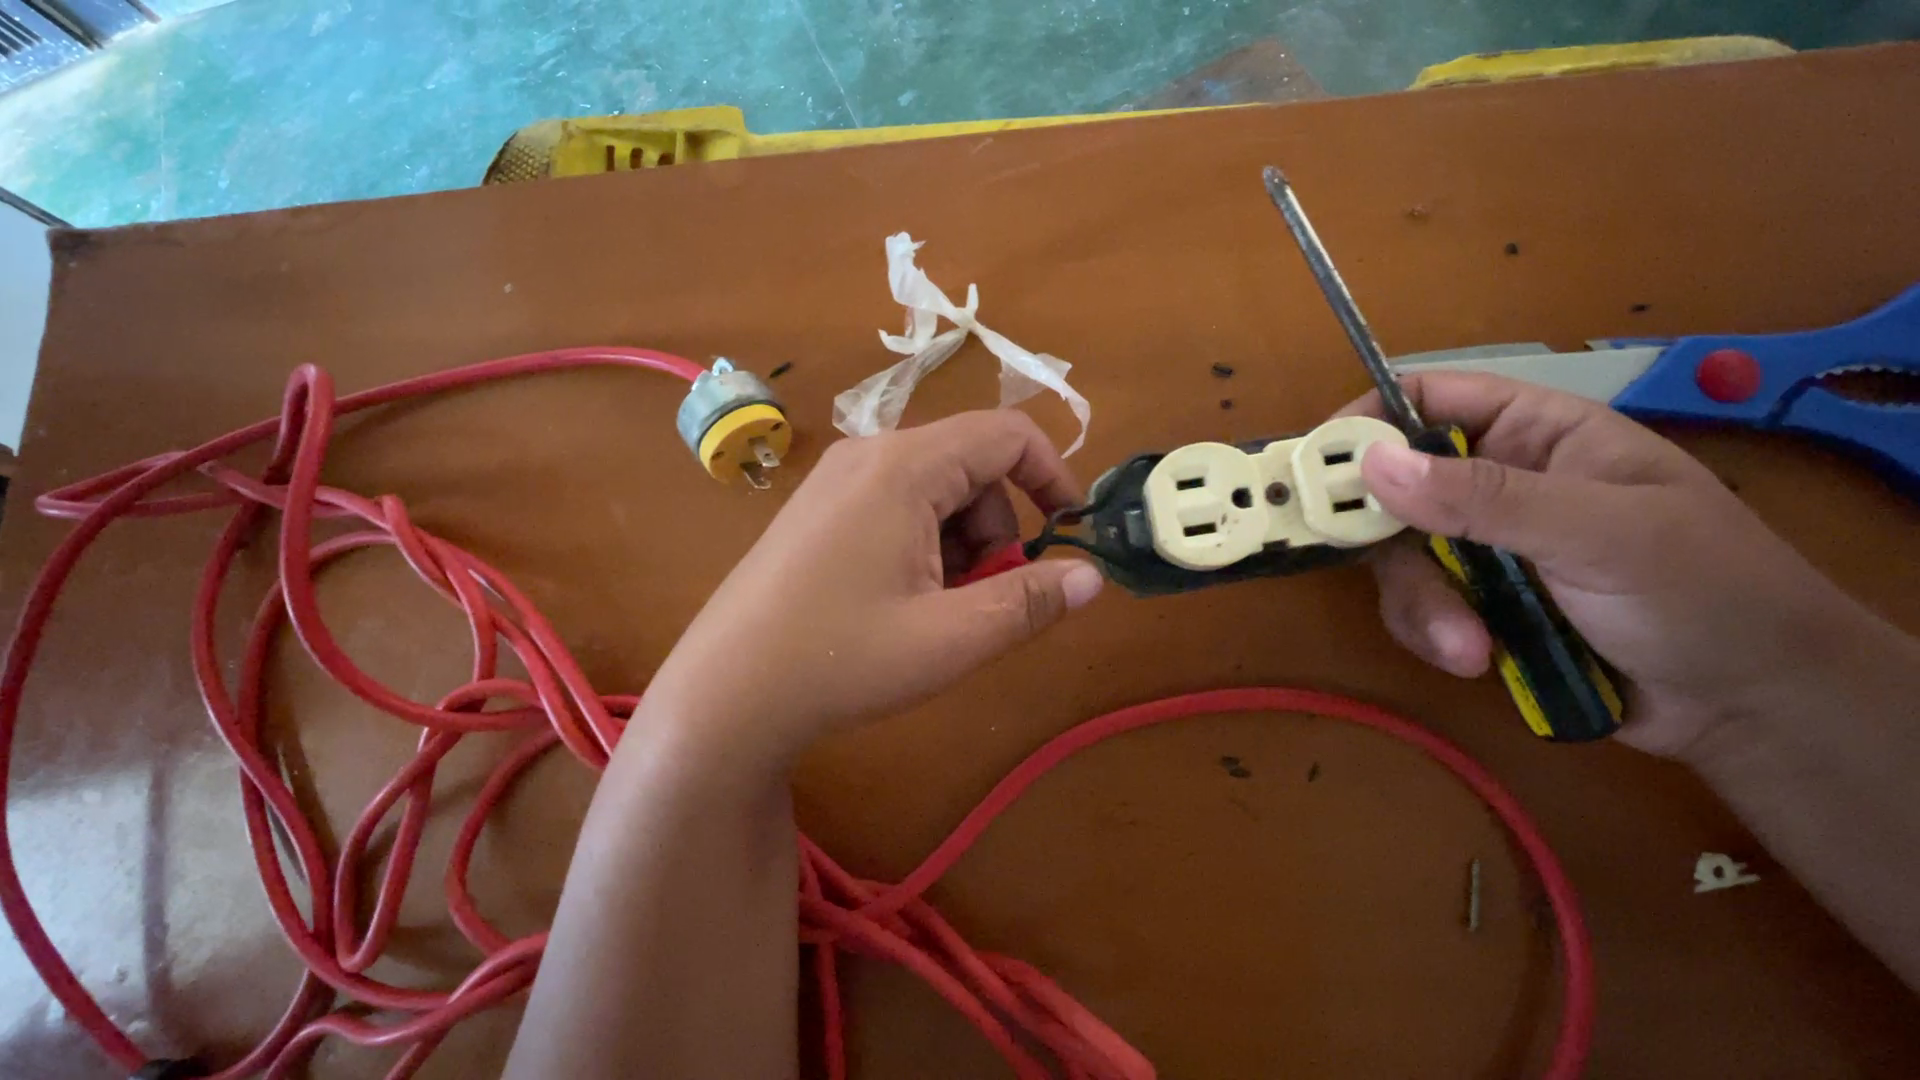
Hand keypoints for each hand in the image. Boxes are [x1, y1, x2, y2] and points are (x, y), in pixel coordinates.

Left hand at [639, 410, 1103, 764]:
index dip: (1053, 477)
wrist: (725, 693)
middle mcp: (869, 455)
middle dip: (999, 530)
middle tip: (984, 601)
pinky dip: (923, 546)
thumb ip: (1030, 601)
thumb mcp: (951, 638)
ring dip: (961, 545)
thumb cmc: (842, 659)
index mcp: (904, 466)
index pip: (1007, 434)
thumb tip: (1093, 577)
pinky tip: (900, 604)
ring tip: (937, 613)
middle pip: (971, 466)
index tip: (1068, 536)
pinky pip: (896, 506)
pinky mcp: (818, 510)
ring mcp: (836, 480)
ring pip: (935, 491)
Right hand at [1343, 373, 1890, 759]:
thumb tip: (1373, 465)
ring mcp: (1482, 547)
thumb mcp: (1602, 532)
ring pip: (1398, 557)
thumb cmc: (1704, 591)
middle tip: (1374, 565)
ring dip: (1421, 603)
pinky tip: (1477, 659)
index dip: (1368, 423)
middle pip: (1394, 487)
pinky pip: (1417, 607)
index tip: (1319, 466)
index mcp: (1536, 434)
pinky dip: (1434, 634)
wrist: (1752, 706)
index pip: (1429, 401)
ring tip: (1468, 645)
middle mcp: (1495, 483)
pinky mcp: (1475, 604)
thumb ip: (1487, 497)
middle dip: (1387, 538)